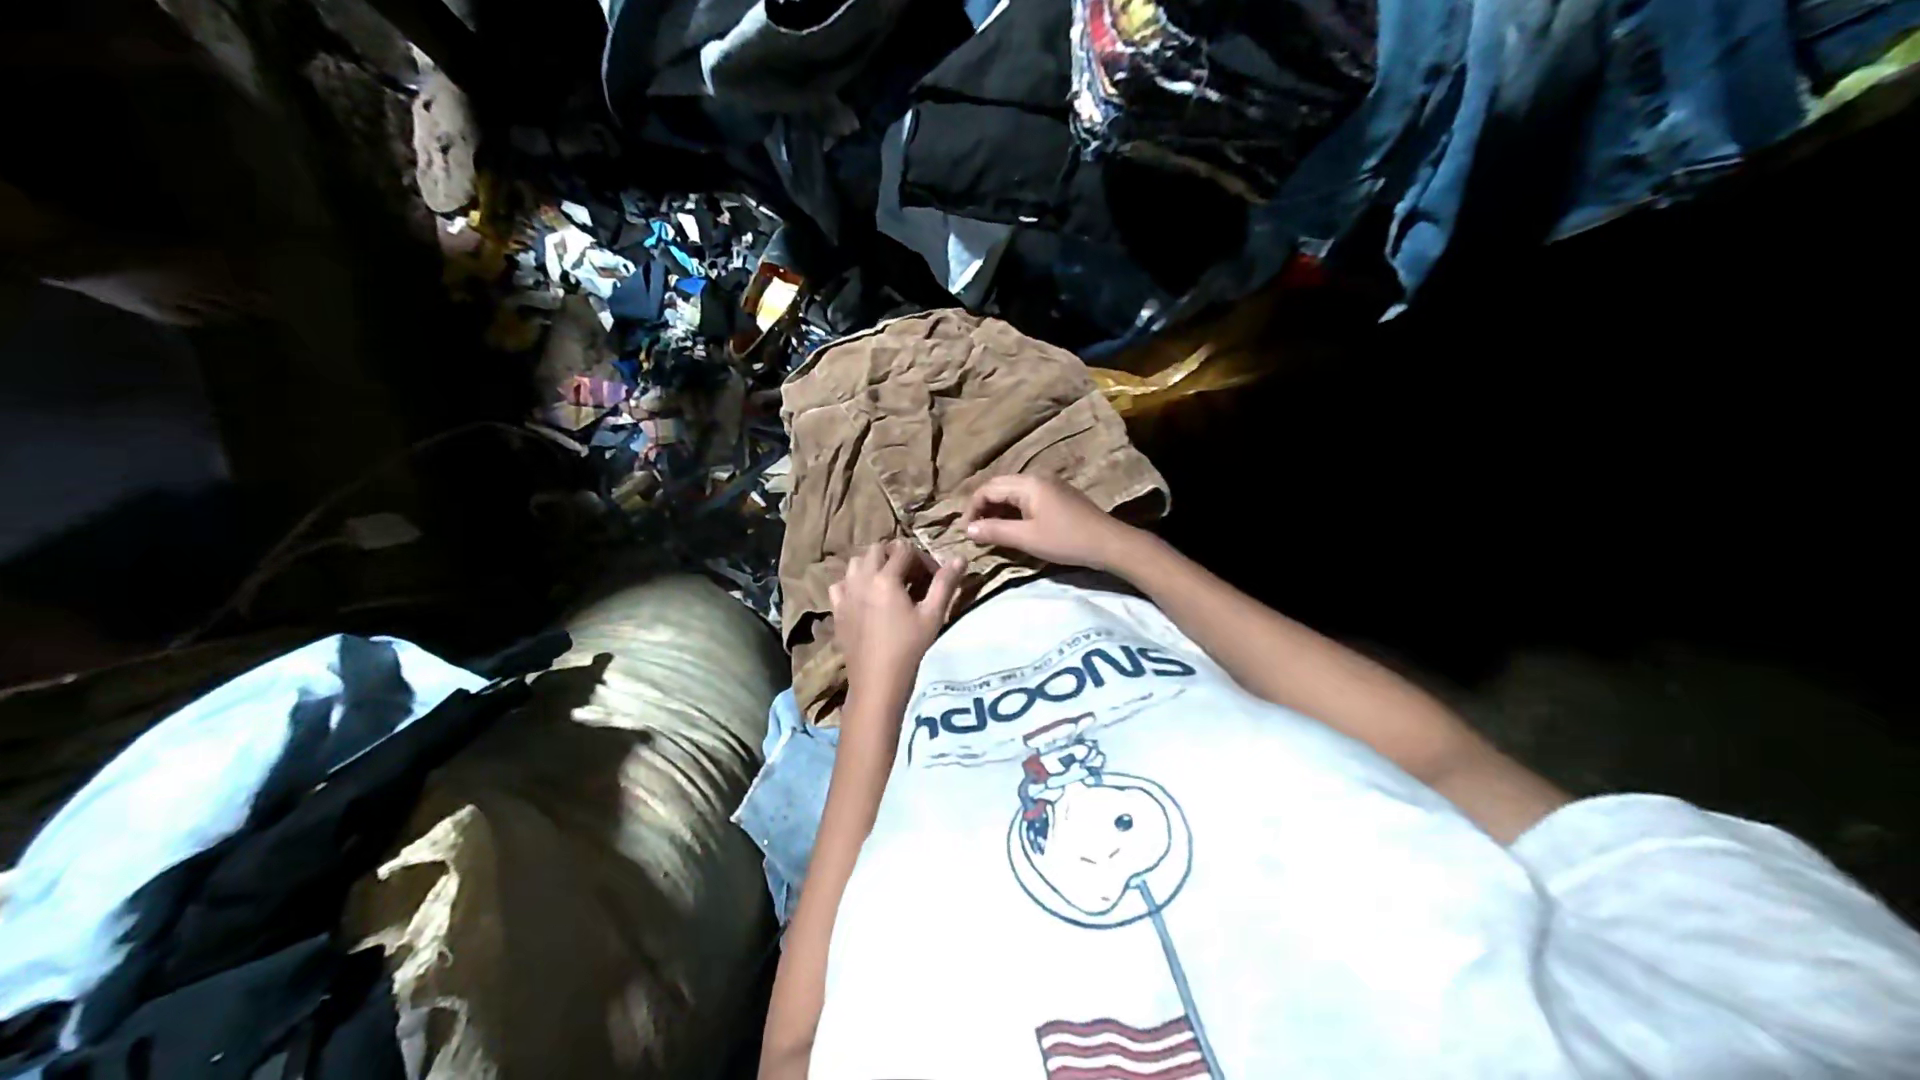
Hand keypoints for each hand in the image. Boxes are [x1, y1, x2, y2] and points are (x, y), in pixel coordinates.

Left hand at [830, 539, 963, 707]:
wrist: (877, 681)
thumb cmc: (909, 648)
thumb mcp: (933, 615)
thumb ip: (945, 583)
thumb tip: (960, 557)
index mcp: (886, 578)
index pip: (904, 550)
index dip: (921, 558)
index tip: (931, 576)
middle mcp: (861, 579)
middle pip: (876, 549)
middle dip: (894, 555)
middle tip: (910, 575)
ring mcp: (846, 594)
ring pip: (855, 563)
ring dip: (871, 565)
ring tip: (886, 582)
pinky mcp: (837, 610)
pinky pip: (839, 584)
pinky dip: (851, 583)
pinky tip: (863, 596)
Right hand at [960, 475, 1145, 571]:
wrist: (1109, 543)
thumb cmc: (1066, 540)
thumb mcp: (1027, 538)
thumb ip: (995, 531)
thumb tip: (967, 530)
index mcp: (1027, 483)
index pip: (988, 488)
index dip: (972, 508)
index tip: (966, 531)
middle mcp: (1036, 477)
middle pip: (999, 486)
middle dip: (983, 506)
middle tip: (975, 530)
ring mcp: (1049, 485)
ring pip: (1013, 491)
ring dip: (998, 508)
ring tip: (990, 530)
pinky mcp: (1058, 496)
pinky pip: (1026, 497)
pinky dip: (1013, 510)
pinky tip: (1012, 526)